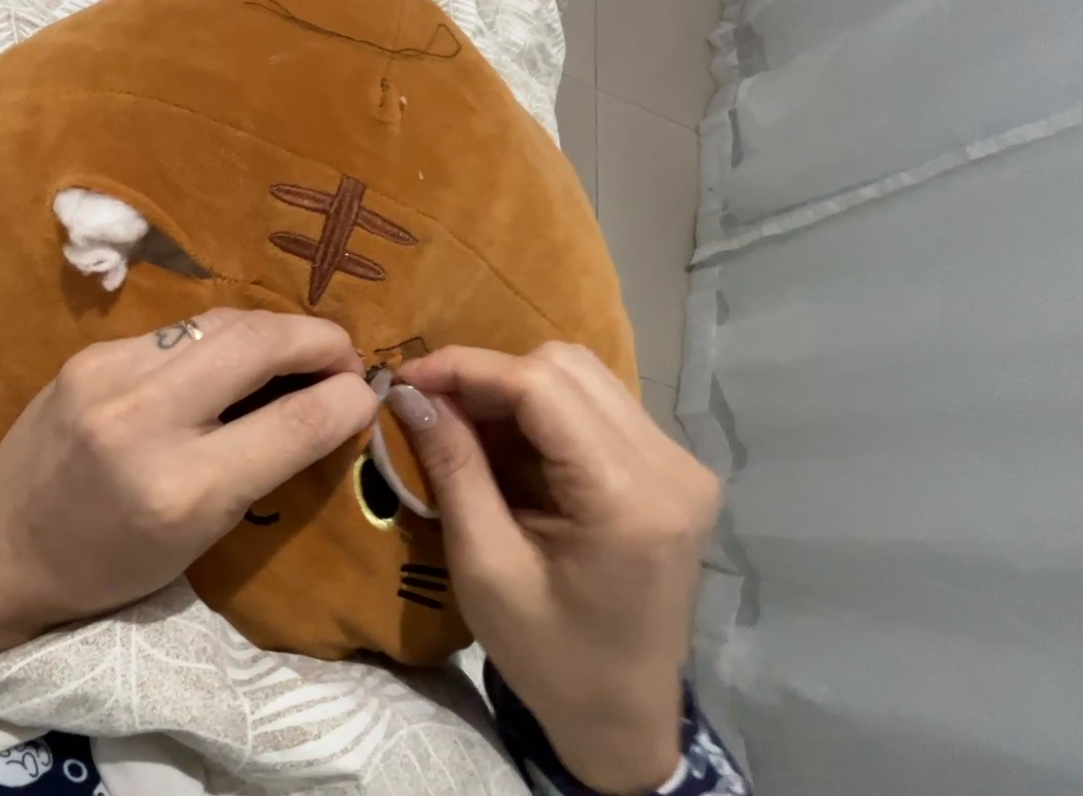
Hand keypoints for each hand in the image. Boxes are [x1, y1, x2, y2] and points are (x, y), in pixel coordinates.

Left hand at [0, 308, 377, 659]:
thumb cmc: (105, 565)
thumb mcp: (197, 540)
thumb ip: (262, 468)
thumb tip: (325, 406)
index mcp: (181, 490)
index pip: (294, 422)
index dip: (347, 398)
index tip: (366, 392)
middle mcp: (145, 418)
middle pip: (259, 341)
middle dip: (318, 338)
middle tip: (343, 357)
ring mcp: (109, 373)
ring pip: (220, 320)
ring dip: (272, 329)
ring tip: (296, 351)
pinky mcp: (91, 352)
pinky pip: (179, 331)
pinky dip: (220, 339)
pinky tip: (230, 358)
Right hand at [390, 343, 720, 793]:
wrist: (621, 715)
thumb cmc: (546, 654)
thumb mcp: (483, 564)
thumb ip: (452, 467)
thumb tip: (410, 393)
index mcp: (630, 499)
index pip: (542, 386)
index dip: (466, 368)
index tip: (404, 380)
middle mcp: (670, 466)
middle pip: (565, 366)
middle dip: (486, 377)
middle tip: (430, 409)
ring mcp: (677, 465)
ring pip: (579, 376)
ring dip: (510, 389)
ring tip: (462, 427)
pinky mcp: (668, 470)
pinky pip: (592, 404)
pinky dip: (535, 410)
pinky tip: (504, 446)